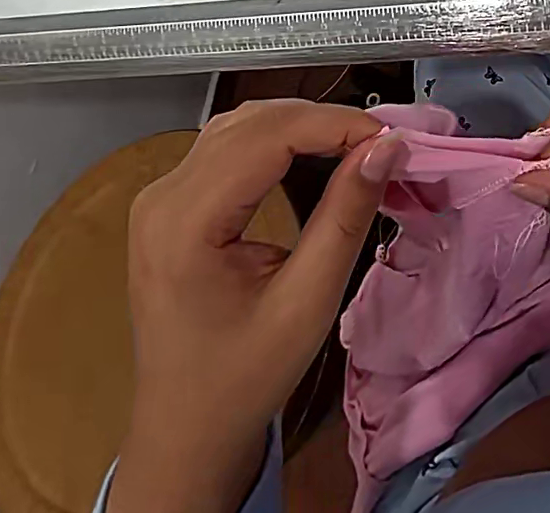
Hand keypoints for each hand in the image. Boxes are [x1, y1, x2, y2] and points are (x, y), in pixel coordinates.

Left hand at [110, 100, 401, 512]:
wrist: (187, 428)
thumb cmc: (246, 376)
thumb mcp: (308, 302)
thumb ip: (346, 216)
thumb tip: (385, 148)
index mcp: (184, 222)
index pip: (267, 136)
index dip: (334, 124)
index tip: (389, 138)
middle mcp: (163, 195)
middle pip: (253, 122)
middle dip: (323, 121)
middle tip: (380, 143)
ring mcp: (161, 194)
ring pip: (242, 123)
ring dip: (302, 123)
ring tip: (354, 143)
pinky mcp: (171, 200)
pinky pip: (229, 143)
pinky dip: (278, 136)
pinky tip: (311, 150)